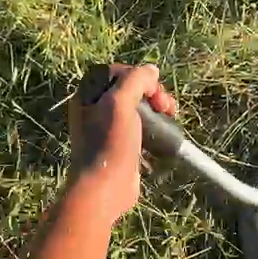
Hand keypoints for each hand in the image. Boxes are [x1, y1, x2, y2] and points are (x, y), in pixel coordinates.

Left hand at [66, 63, 176, 221]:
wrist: (104, 188)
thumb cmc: (109, 142)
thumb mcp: (120, 102)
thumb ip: (136, 79)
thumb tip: (151, 70)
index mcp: (88, 95)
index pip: (118, 71)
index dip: (138, 76)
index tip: (152, 90)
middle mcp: (96, 108)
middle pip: (131, 88)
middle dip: (153, 92)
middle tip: (165, 106)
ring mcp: (109, 127)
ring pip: (138, 107)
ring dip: (157, 108)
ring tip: (169, 116)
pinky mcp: (122, 144)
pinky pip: (141, 126)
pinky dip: (154, 126)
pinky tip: (163, 133)